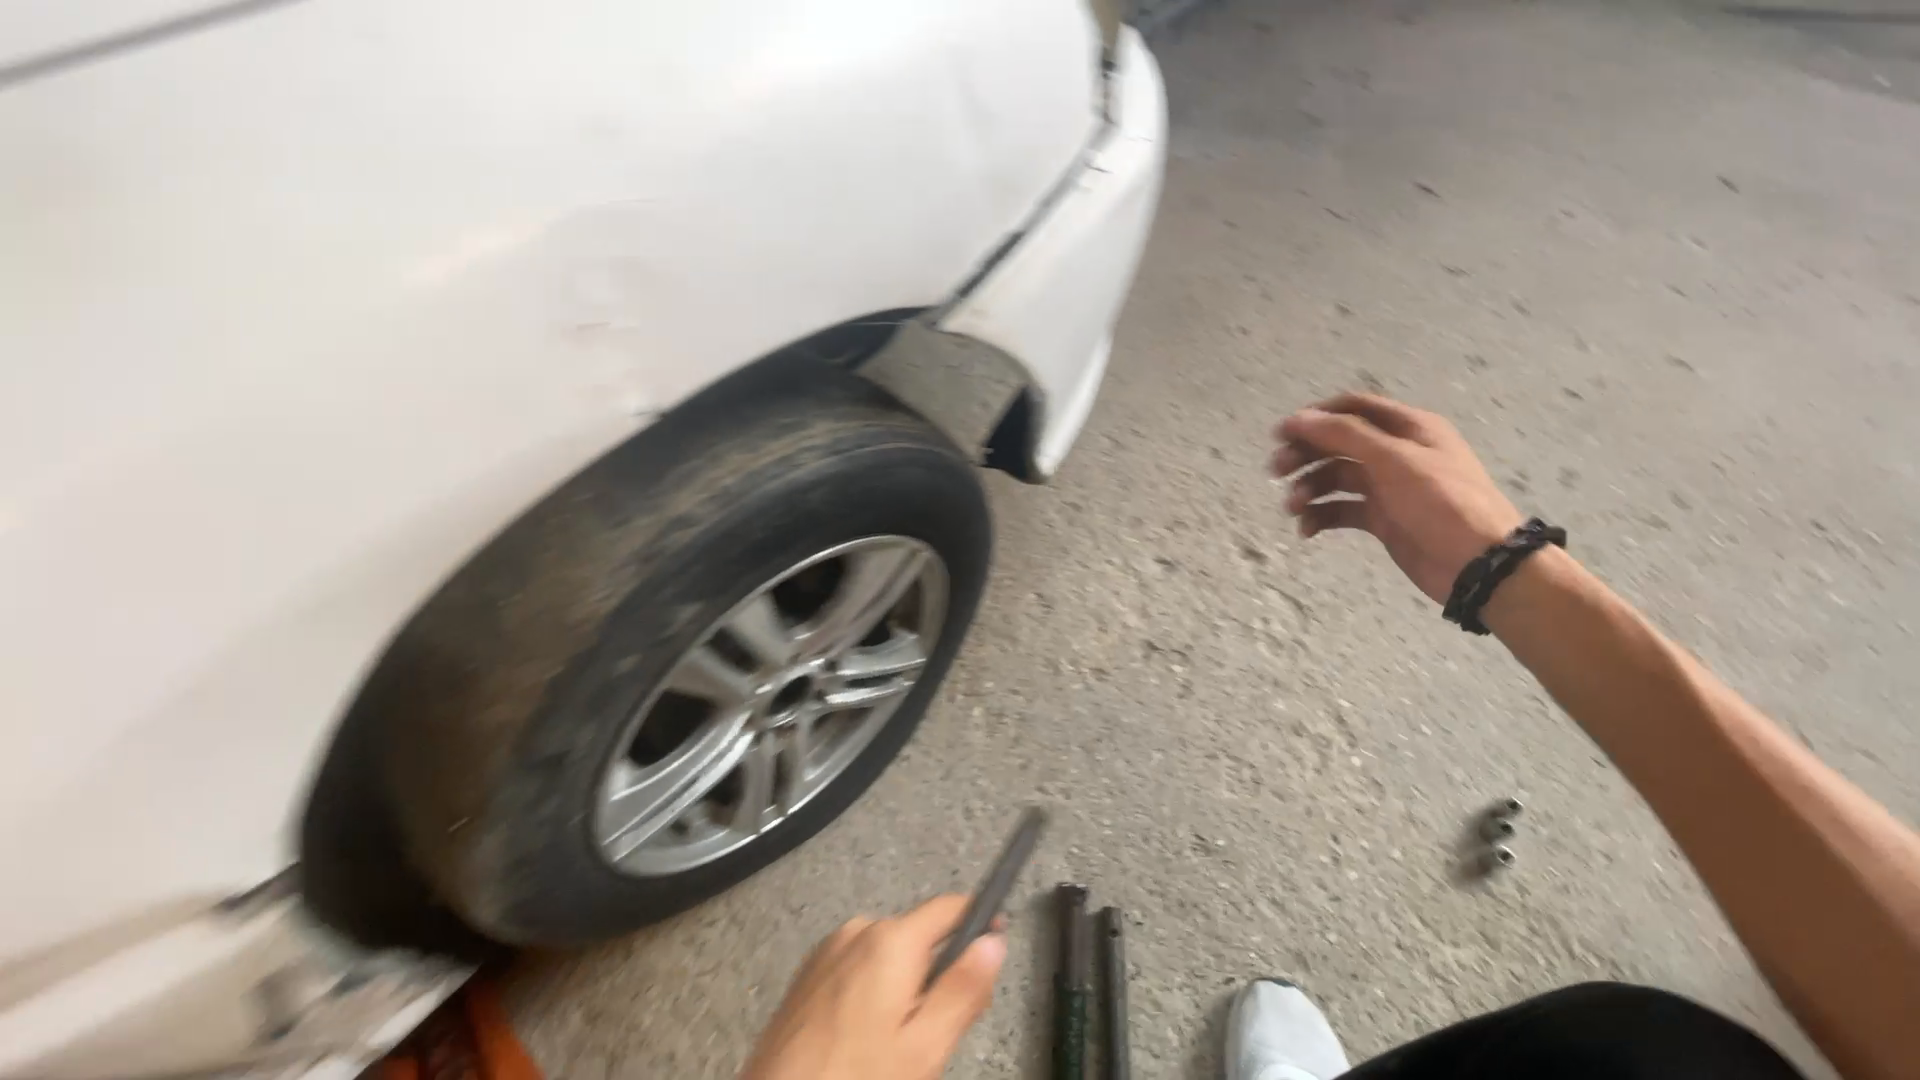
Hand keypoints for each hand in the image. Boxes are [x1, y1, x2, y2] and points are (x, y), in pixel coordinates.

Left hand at [739, 895, 1006, 1079]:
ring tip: (897, 1045)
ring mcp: (828, 951)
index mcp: (890, 940)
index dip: (980, 920)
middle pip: (919, 936)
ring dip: (904, 987)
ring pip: (888, 956)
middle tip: (941, 1030)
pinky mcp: (808, 974)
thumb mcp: (924, 1047)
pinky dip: (872, 994)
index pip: (949, 907)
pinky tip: (865, 1040)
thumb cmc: (855, 1078)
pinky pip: (857, 969)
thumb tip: (993, 942)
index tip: (996, 943)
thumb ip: (963, 990)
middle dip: (938, 972)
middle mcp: (858, 931)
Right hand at [1271, 393, 1523, 603]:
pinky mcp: (1382, 519)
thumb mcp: (1393, 461)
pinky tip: (1307, 530)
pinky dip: (1320, 516)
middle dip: (1305, 455)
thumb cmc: (1441, 502)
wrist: (1478, 563)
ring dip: (1309, 489)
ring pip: (1335, 478)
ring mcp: (1388, 487)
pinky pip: (1341, 510)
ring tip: (1292, 508)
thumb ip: (1344, 436)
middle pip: (1338, 443)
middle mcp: (1395, 453)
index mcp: (1408, 428)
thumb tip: (1298, 418)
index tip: (1282, 434)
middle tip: (1276, 471)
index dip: (1316, 417)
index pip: (1353, 409)